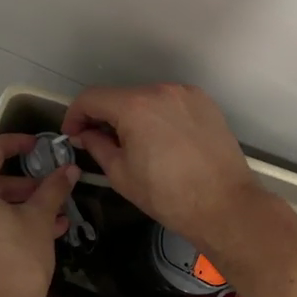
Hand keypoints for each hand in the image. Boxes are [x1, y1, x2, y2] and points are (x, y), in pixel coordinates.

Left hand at [0, 133, 76, 296]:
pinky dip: (9, 223)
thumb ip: (53, 189)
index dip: (18, 144)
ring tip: (58, 215)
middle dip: (26, 183)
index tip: (42, 145)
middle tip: (55, 186)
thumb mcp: (38, 221)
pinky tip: (44, 233)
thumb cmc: (16, 262)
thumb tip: (70, 168)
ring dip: (22, 206)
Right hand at [62, 84, 264, 250]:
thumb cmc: (168, 196)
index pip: (92, 98)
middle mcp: (161, 91)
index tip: (73, 134)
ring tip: (135, 145)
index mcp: (135, 107)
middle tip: (100, 143)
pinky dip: (159, 116)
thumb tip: (85, 134)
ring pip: (147, 98)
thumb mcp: (121, 174)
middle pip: (120, 96)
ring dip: (133, 116)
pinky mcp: (205, 104)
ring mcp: (186, 95)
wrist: (224, 206)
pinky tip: (162, 141)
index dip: (75, 115)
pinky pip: (171, 103)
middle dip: (105, 117)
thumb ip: (97, 146)